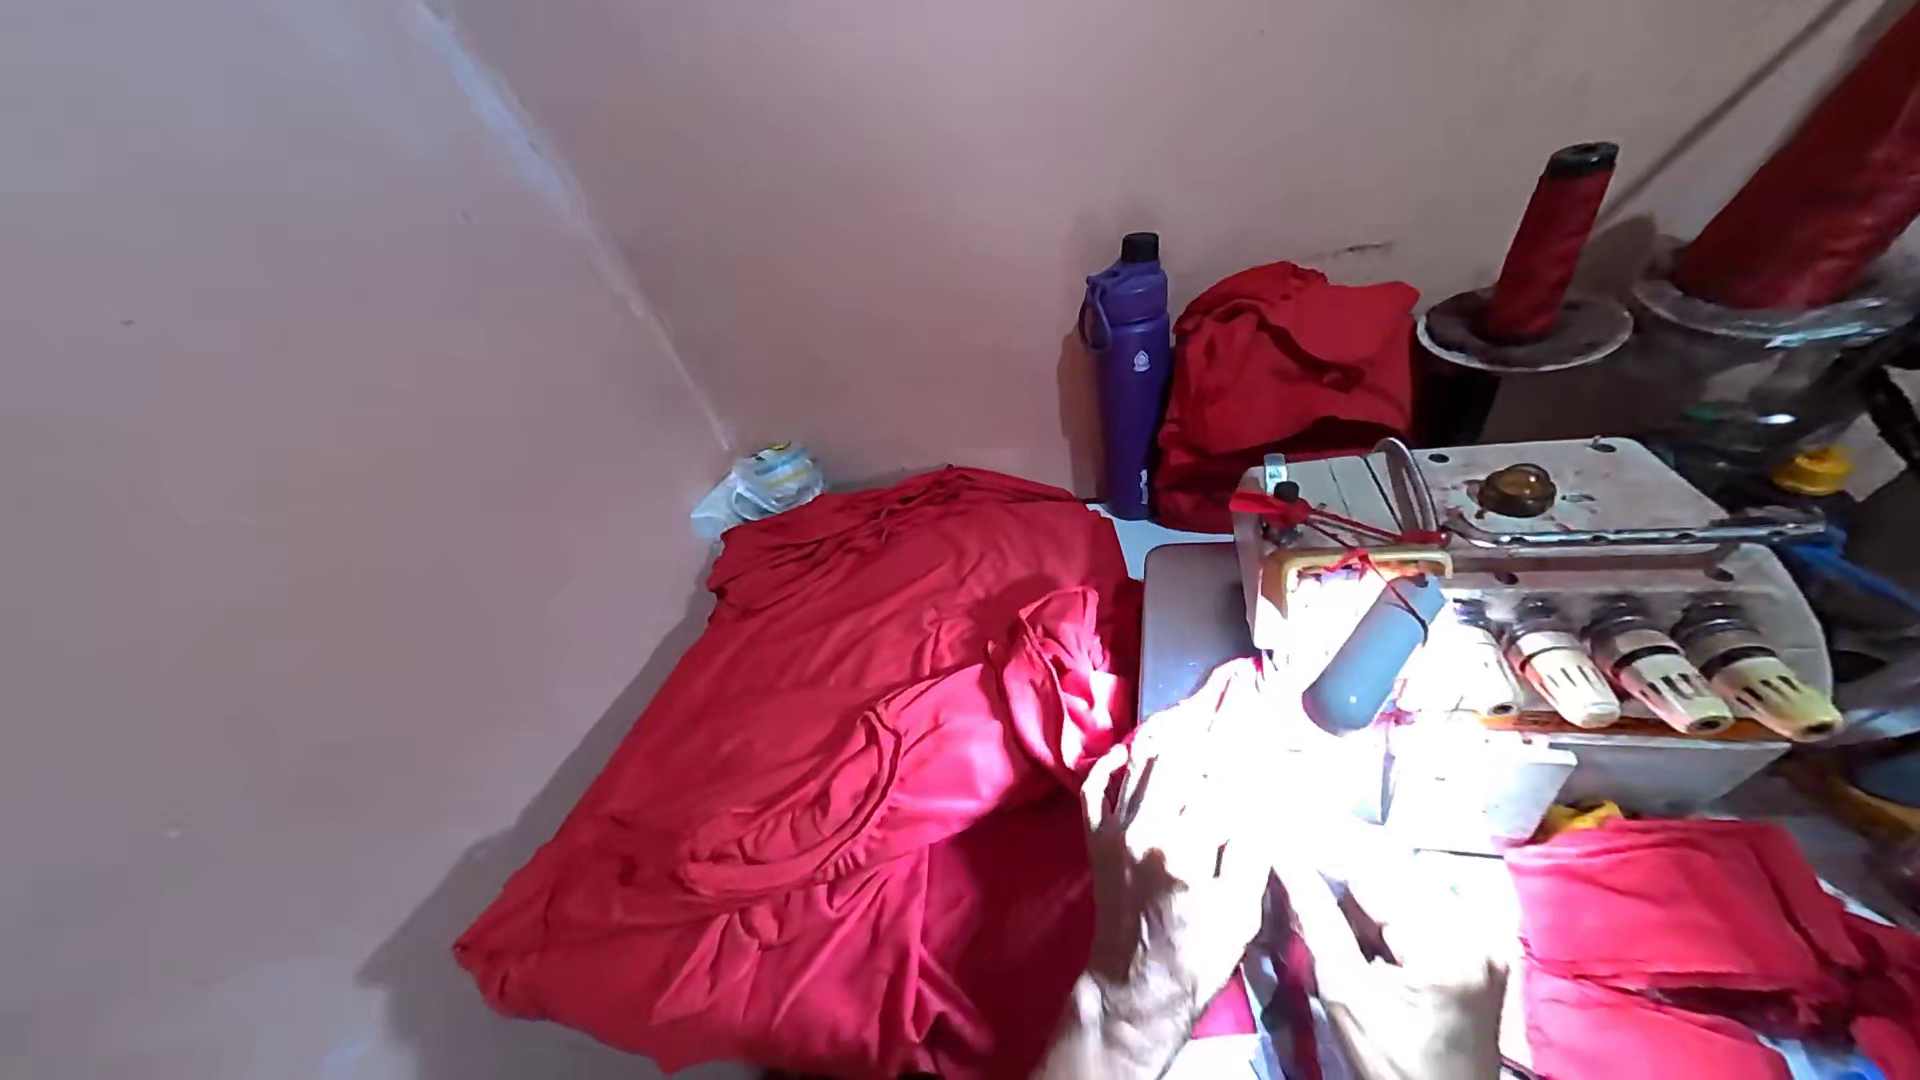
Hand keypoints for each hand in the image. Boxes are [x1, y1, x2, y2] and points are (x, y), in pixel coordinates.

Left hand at [1036, 662, 1274, 1078]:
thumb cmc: (1196, 957)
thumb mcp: (1242, 913)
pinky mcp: (1093, 831)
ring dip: (1171, 727)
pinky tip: (1136, 743)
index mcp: (1183, 850)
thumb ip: (1249, 846)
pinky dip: (1117, 757)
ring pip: (1142, 759)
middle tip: (1230, 683)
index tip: (1260, 704)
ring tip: (1194, 700)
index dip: (1244, 740)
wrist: (1134, 983)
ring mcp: (1111, 825)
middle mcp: (1141, 827)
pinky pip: (1098, 782)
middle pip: (1178, 753)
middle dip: (1208, 714)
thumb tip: (1259, 790)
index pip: (1220, 779)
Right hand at [1273, 842, 1507, 1079]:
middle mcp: (1474, 932)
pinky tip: (1352, 911)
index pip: (1369, 874)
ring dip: (1355, 880)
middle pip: (1386, 871)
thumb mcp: (1343, 990)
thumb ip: (1315, 915)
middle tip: (1292, 862)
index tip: (1278, 844)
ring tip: (1316, 885)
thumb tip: (1283, 857)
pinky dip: (1378, 900)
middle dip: (1336, 865)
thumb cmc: (1389, 1063)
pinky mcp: (1477, 944)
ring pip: (1398, 879)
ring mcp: (1481, 937)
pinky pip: (1415, 899)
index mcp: (1445, 947)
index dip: (1318, 854)